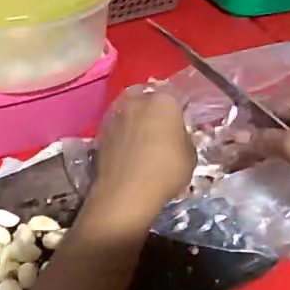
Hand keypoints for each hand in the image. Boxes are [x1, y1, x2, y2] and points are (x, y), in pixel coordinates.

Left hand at [87, 88, 194, 224]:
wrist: (125, 193)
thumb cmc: (165, 172)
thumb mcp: (190, 157)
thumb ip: (184, 138)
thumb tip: (177, 135)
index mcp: (164, 101)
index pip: (177, 95)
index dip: (182, 108)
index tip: (184, 121)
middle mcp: (136, 100)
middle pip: (148, 96)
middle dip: (154, 106)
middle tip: (162, 126)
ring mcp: (115, 115)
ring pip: (129, 109)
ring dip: (136, 118)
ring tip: (143, 137)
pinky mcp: (100, 132)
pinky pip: (117, 126)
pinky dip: (123, 132)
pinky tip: (128, 148)